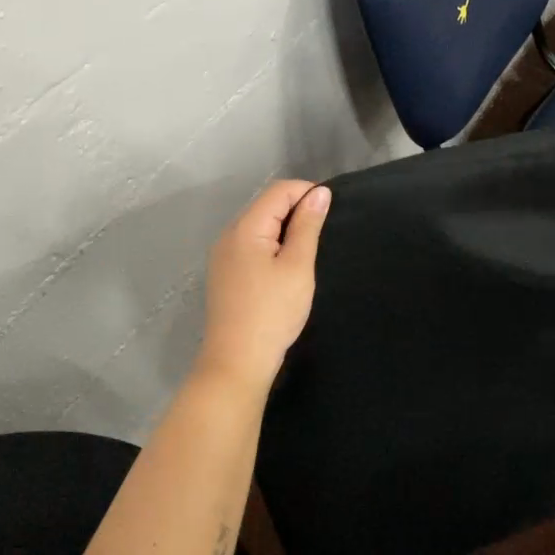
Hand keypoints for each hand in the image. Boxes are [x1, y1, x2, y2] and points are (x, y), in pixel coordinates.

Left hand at [195, 180, 330, 390]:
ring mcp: (224, 255)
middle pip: (267, 204)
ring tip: (308, 249)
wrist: (236, 363)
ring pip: (260, 224)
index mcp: (245, 229)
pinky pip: (252, 242)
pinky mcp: (226, 273)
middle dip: (297, 208)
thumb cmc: (272, 311)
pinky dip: (273, 242)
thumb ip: (308, 225)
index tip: (330, 213)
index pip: (279, 191)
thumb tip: (320, 193)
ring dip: (286, 227)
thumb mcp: (298, 265)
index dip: (307, 192)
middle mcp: (229, 235)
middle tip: (323, 232)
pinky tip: (286, 264)